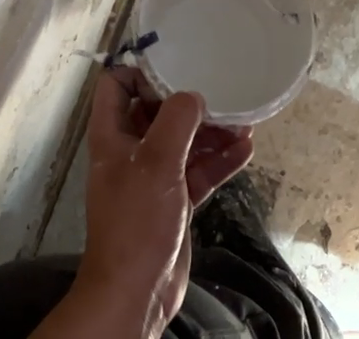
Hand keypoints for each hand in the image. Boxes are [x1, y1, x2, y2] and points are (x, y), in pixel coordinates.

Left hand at [71, 68, 253, 337]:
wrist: (136, 290)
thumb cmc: (137, 219)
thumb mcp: (156, 161)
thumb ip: (176, 120)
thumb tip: (193, 96)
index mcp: (112, 134)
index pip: (116, 85)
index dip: (141, 72)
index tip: (176, 69)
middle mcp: (131, 150)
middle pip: (158, 111)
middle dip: (190, 103)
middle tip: (222, 92)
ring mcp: (153, 177)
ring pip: (184, 142)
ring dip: (212, 132)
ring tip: (244, 122)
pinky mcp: (174, 201)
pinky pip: (198, 171)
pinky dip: (219, 161)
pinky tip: (246, 150)